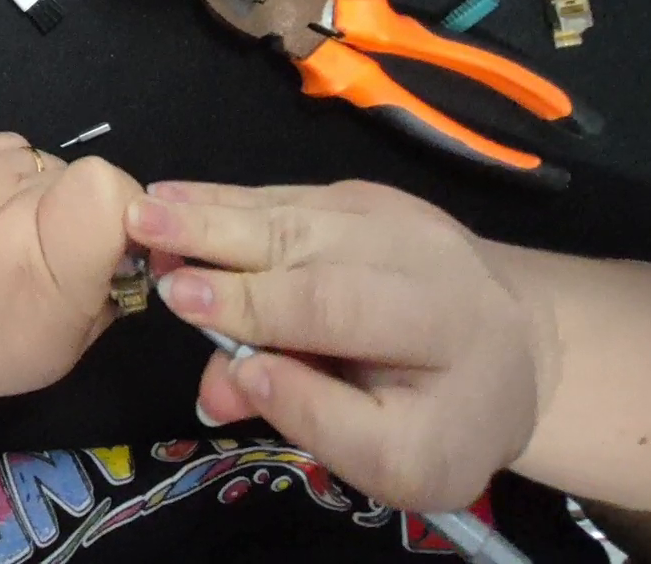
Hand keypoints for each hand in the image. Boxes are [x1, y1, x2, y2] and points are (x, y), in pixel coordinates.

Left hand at [0, 133, 138, 406]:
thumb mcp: (61, 348)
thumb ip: (109, 291)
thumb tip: (134, 247)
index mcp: (38, 258)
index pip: (112, 188)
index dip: (128, 213)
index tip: (116, 246)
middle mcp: (2, 199)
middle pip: (86, 175)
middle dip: (88, 211)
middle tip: (57, 252)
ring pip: (49, 162)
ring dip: (48, 194)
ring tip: (14, 233)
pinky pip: (12, 151)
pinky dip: (16, 179)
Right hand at [126, 180, 555, 511]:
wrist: (509, 339)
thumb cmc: (445, 411)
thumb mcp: (402, 458)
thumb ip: (316, 421)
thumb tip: (226, 382)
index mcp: (442, 327)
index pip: (333, 310)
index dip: (252, 305)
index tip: (177, 299)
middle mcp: (414, 253)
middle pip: (301, 242)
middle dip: (214, 234)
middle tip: (141, 224)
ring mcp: (383, 211)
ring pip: (282, 209)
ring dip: (205, 207)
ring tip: (144, 208)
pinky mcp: (356, 192)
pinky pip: (279, 195)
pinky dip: (221, 197)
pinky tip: (174, 197)